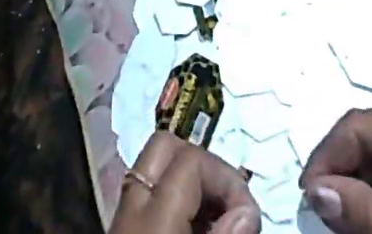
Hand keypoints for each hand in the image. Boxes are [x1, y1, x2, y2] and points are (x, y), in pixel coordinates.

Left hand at [111, 131, 261, 233]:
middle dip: (203, 163)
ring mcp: (121, 215)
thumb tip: (247, 211)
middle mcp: (130, 202)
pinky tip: (198, 228)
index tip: (249, 215)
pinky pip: (149, 194)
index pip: (191, 158)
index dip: (226, 177)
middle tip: (231, 205)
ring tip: (219, 219)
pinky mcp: (122, 229)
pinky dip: (176, 200)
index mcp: (152, 211)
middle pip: (165, 146)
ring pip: (154, 167)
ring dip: (191, 182)